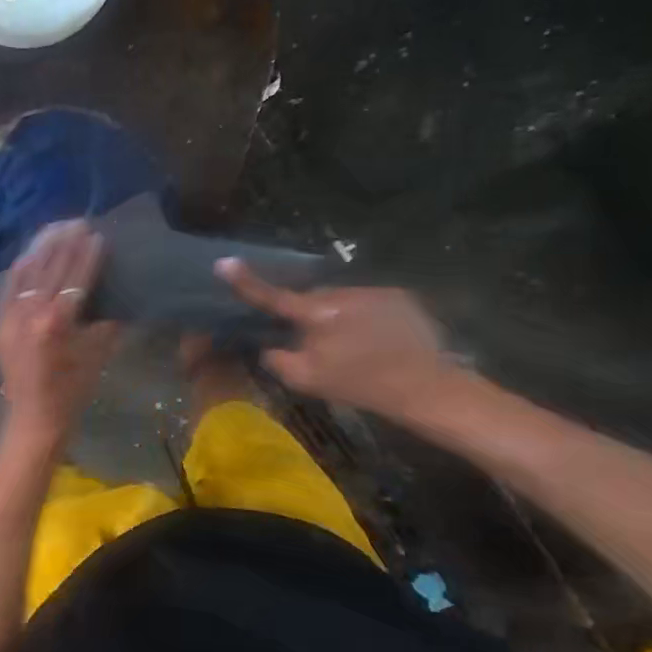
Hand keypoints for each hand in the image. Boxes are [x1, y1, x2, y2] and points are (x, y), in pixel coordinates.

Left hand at [0, 220, 121, 446]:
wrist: (33, 417)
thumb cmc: (72, 390)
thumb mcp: (98, 355)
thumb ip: (108, 322)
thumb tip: (118, 295)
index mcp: (56, 323)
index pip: (75, 279)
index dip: (87, 255)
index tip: (96, 234)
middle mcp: (30, 314)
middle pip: (49, 268)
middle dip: (64, 242)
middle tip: (77, 221)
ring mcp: (10, 316)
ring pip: (26, 272)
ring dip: (42, 247)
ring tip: (56, 228)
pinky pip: (10, 286)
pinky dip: (22, 266)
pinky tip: (32, 252)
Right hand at [216, 259, 454, 418]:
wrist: (427, 388)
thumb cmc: (361, 386)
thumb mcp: (306, 380)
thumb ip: (276, 359)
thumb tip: (267, 345)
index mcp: (316, 315)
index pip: (271, 296)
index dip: (244, 281)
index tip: (224, 262)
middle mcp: (342, 294)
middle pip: (309, 298)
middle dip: (306, 314)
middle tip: (315, 342)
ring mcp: (373, 291)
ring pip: (338, 299)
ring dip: (336, 315)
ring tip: (352, 344)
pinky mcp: (398, 296)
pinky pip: (365, 301)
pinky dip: (362, 315)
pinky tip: (375, 339)